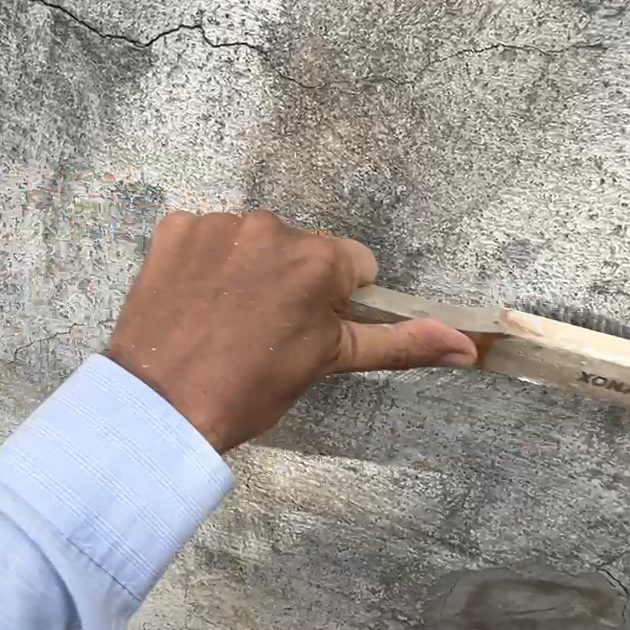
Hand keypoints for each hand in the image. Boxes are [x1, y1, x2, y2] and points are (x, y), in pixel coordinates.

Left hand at [105, 210, 477, 451]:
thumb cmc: (249, 389)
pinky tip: (191, 298)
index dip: (335, 302)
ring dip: (248, 268)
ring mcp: (218, 223)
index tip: (304, 330)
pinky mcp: (174, 229)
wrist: (162, 406)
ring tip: (222, 317)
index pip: (354, 266)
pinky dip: (202, 261)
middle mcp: (272, 226)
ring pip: (253, 241)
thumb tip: (467, 346)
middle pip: (302, 249)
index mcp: (321, 259)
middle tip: (261, 330)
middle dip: (292, 281)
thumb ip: (399, 344)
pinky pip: (204, 236)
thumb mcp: (328, 363)